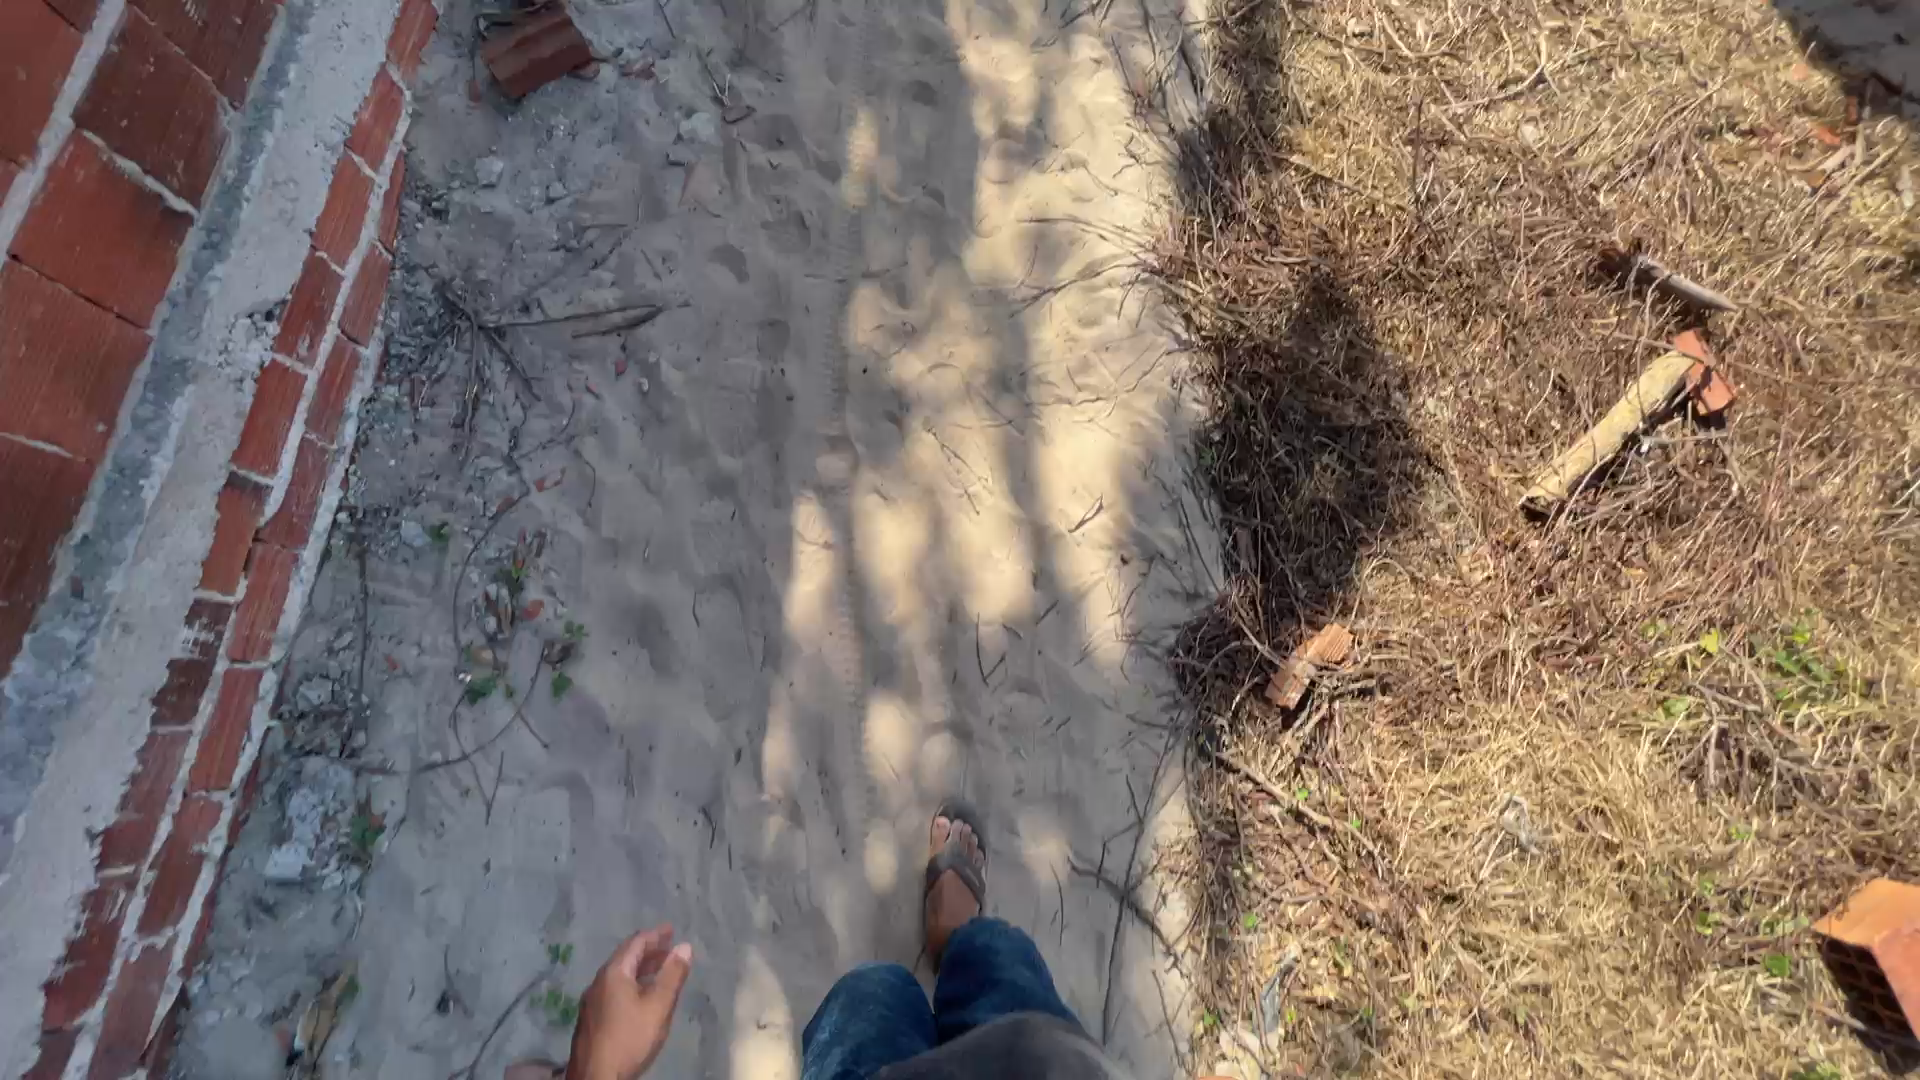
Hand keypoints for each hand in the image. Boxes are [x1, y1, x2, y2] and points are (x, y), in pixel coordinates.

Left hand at [566, 925, 693, 1079]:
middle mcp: (597, 983)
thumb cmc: (630, 1038)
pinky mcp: (589, 1022)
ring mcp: (590, 1004)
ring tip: (659, 973)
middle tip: (669, 950)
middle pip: (625, 958)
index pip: (636, 943)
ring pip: (618, 977)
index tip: (672, 930)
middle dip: (649, 952)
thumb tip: (684, 946)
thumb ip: (673, 974)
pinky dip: (630, 985)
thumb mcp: (659, 1005)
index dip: (656, 935)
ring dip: (640, 970)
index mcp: (613, 973)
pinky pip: (613, 991)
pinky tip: (640, 999)